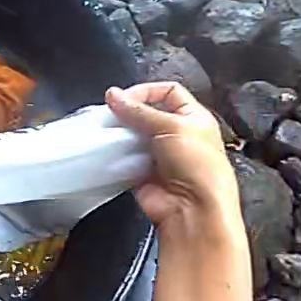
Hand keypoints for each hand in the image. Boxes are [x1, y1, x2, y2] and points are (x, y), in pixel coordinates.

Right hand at [105, 82, 238, 232]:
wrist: (192, 209)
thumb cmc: (195, 165)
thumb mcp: (171, 127)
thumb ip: (138, 110)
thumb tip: (112, 94)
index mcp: (193, 118)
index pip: (168, 92)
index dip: (146, 91)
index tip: (124, 99)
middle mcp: (176, 133)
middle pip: (145, 112)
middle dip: (127, 113)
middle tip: (109, 115)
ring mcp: (158, 153)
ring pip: (132, 133)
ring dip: (119, 133)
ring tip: (105, 132)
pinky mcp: (141, 170)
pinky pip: (124, 155)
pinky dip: (115, 152)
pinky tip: (105, 149)